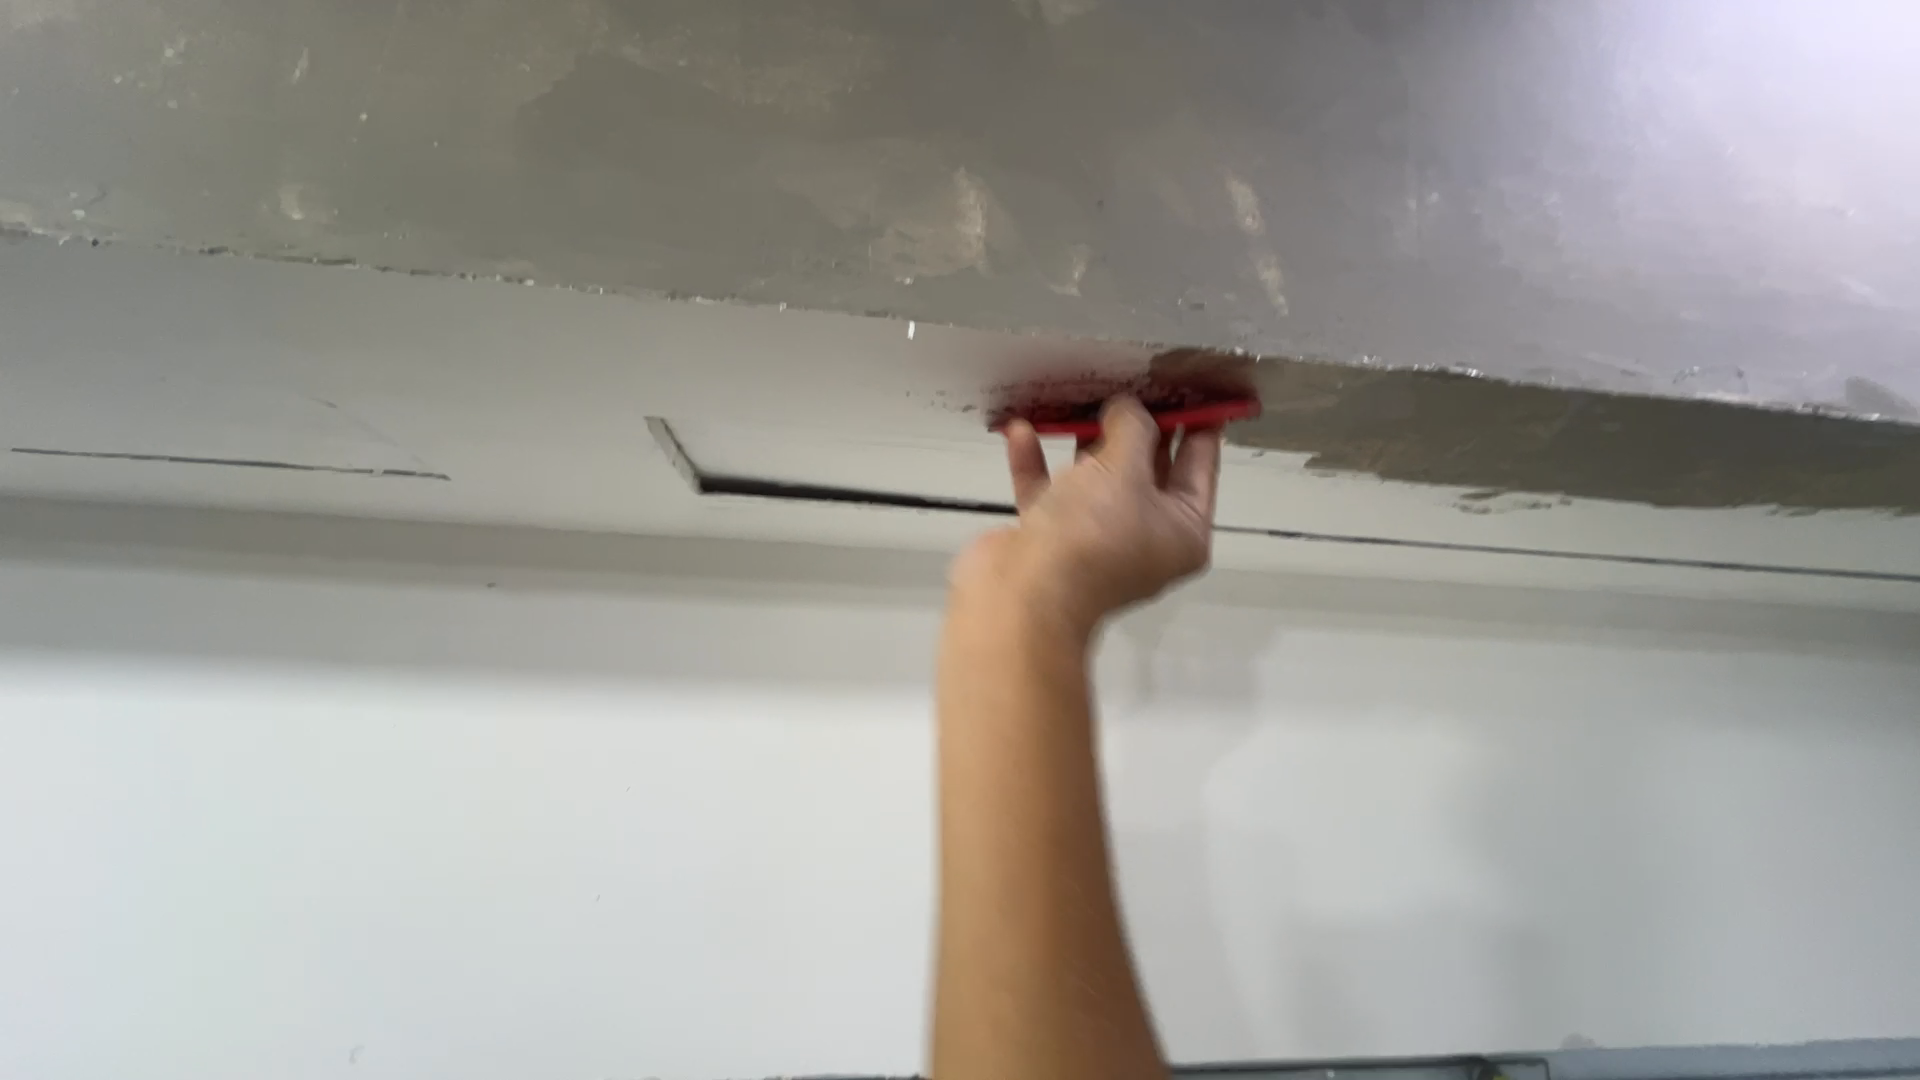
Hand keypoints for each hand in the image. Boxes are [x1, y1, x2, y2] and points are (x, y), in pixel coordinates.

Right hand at [952, 396, 1222, 635]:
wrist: (1023, 597)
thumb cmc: (1091, 533)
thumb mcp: (1124, 469)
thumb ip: (1133, 428)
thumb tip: (1128, 408)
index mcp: (1182, 530)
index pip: (1200, 464)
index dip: (1196, 420)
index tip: (1186, 380)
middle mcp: (1144, 536)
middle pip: (1147, 469)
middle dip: (1135, 425)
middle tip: (1131, 377)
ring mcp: (1094, 539)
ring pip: (1094, 479)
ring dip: (1083, 441)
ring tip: (1079, 395)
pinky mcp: (1049, 539)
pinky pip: (1049, 492)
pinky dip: (1036, 464)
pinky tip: (1021, 429)